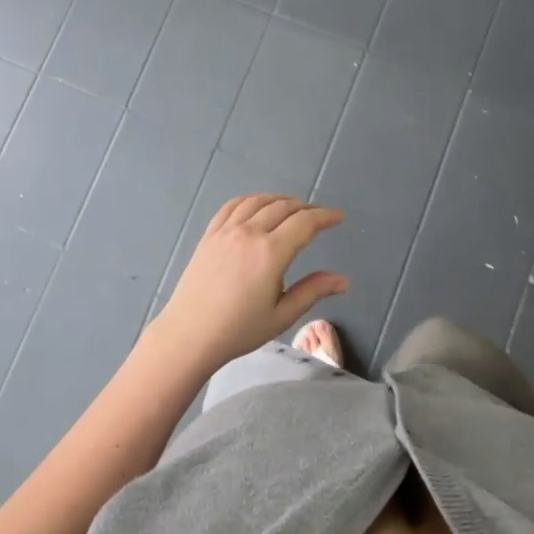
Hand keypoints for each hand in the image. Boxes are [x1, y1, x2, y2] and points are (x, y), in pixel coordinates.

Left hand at [151, 194, 348, 370]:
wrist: (190, 334)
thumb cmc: (239, 330)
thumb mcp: (281, 316)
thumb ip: (312, 292)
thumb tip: (343, 280)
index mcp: (271, 253)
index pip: (304, 223)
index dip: (324, 217)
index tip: (338, 217)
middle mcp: (249, 233)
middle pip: (282, 207)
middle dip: (305, 208)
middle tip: (319, 216)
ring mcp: (226, 231)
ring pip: (257, 202)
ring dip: (279, 199)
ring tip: (292, 207)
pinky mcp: (209, 234)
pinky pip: (232, 206)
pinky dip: (250, 200)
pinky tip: (256, 205)